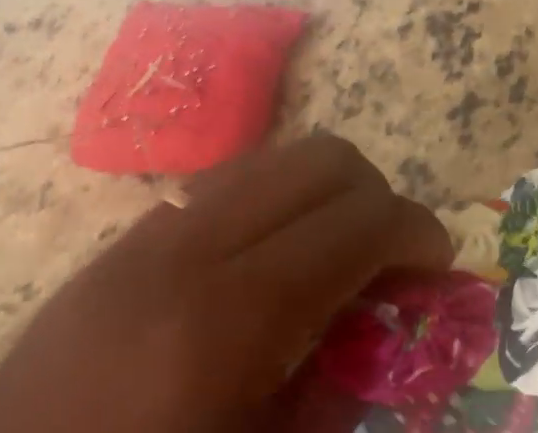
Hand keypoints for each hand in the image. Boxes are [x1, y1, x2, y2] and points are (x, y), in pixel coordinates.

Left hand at [0, 135, 452, 432]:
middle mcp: (185, 256)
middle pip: (323, 160)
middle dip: (377, 195)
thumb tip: (398, 317)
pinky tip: (256, 270)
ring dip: (320, 194)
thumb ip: (344, 376)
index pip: (364, 220)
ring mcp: (135, 248)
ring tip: (325, 252)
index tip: (434, 265)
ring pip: (269, 161)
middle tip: (385, 253)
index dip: (420, 231)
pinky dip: (262, 210)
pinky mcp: (103, 258)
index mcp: (232, 316)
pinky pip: (212, 194)